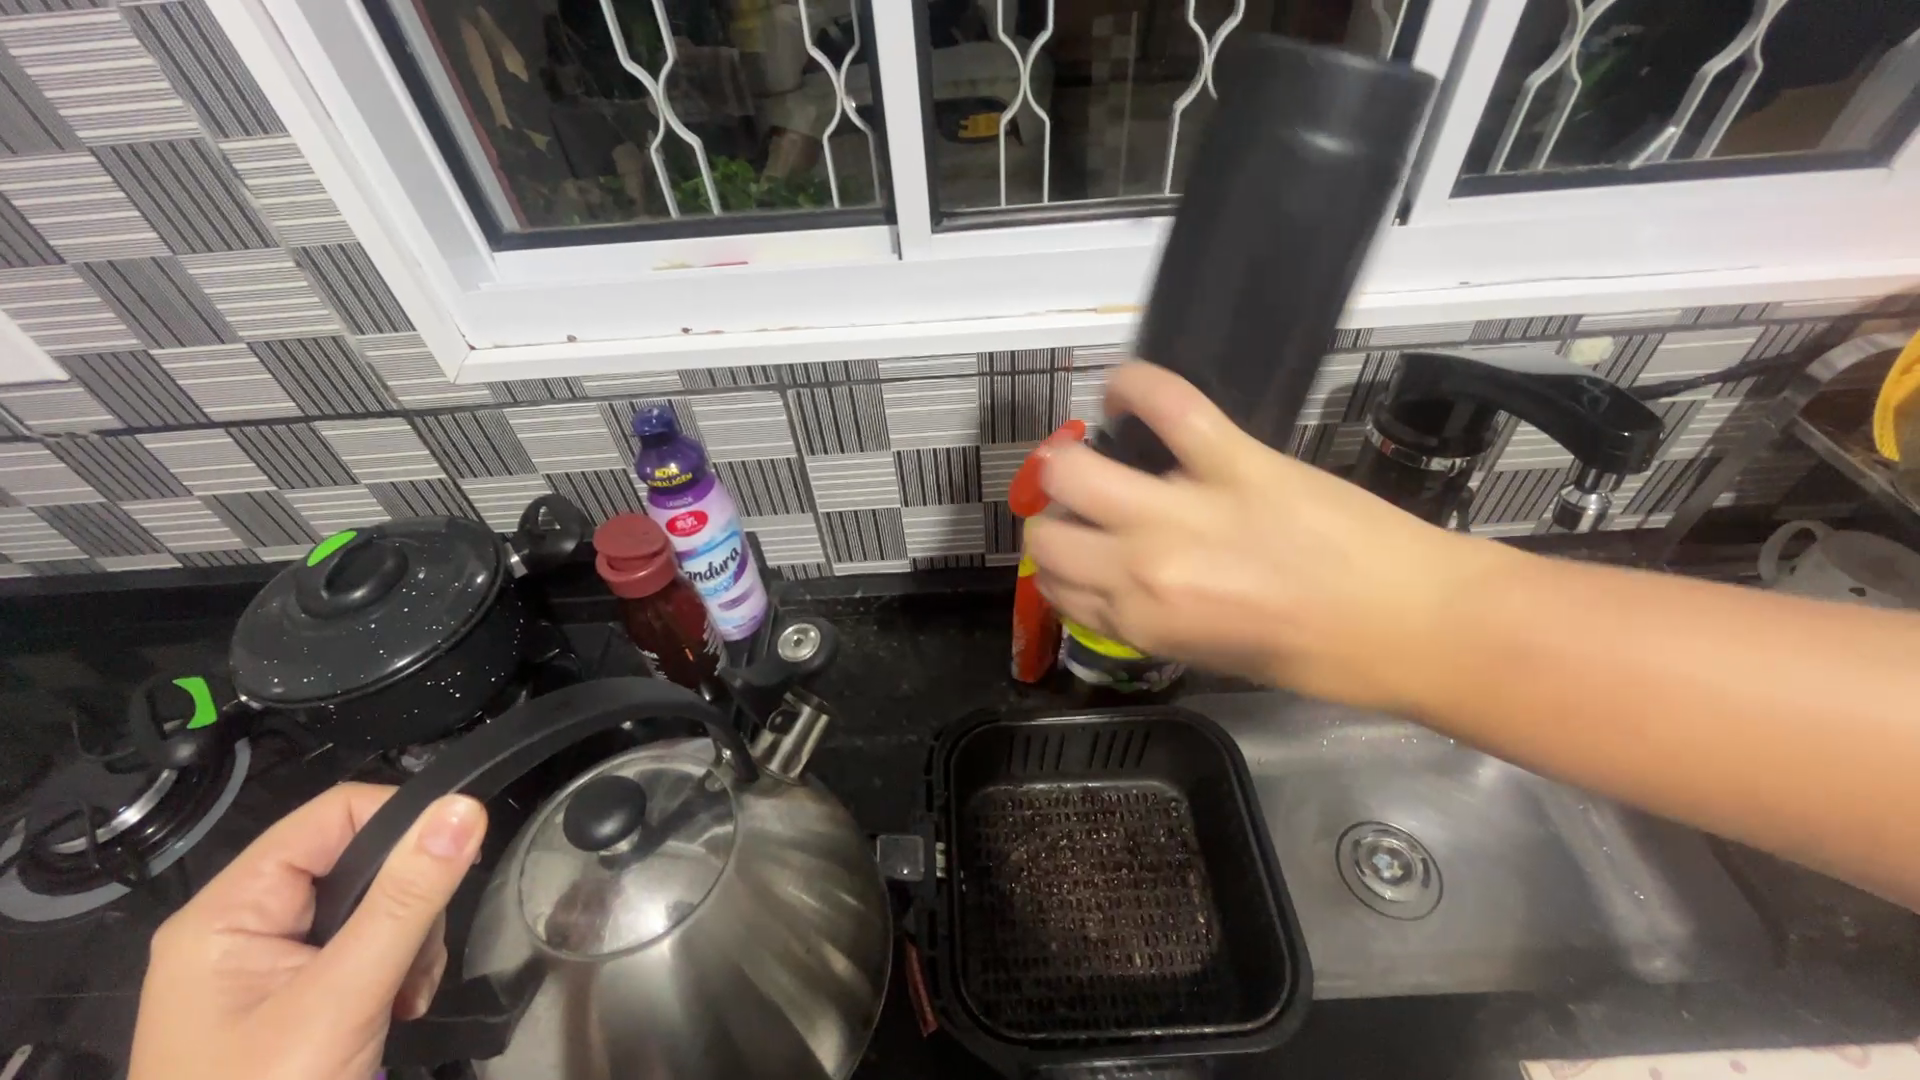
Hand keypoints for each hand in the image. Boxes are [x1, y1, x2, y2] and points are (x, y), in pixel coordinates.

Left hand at [129, 784, 486, 1079]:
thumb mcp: (344, 999)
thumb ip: (406, 900)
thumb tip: (464, 807)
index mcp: (228, 912)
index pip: (333, 815)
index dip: (401, 823)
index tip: (453, 862)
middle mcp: (244, 925)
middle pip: (360, 858)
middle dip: (410, 900)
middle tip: (418, 955)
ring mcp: (269, 961)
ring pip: (376, 900)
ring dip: (412, 938)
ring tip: (406, 993)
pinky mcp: (297, 990)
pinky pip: (370, 941)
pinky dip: (401, 965)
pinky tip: (400, 1004)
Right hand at [1025, 362, 1513, 709]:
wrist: (1415, 624)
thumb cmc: (1319, 657)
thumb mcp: (1212, 655)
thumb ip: (1150, 618)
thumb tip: (1119, 583)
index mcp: (1142, 621)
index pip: (1057, 589)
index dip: (1058, 573)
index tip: (1075, 557)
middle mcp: (1144, 566)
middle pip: (1047, 533)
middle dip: (1052, 521)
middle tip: (1079, 510)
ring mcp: (1185, 508)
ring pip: (1072, 470)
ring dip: (1067, 463)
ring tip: (1090, 455)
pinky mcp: (1235, 458)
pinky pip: (1169, 403)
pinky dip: (1136, 385)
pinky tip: (1123, 388)